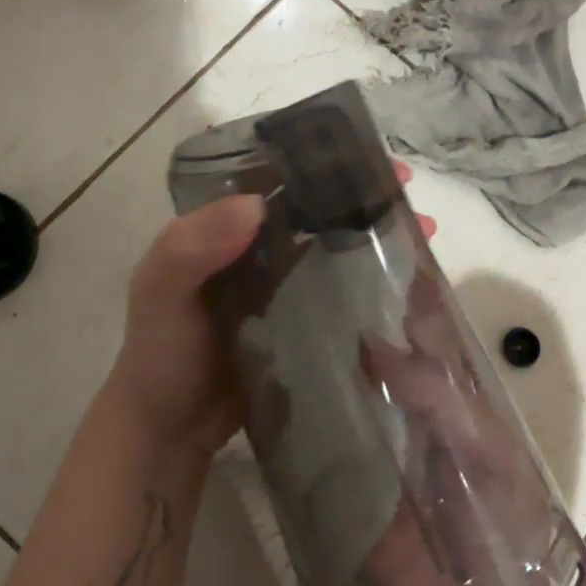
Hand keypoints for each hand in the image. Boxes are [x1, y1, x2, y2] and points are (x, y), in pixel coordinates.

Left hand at [107, 161, 433, 456]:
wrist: (170, 430)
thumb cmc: (161, 352)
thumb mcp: (160, 291)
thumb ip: (190, 247)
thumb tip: (253, 206)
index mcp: (224, 225)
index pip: (275, 178)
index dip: (317, 161)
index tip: (362, 154)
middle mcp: (257, 247)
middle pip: (315, 208)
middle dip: (360, 194)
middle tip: (406, 191)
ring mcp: (284, 286)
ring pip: (335, 246)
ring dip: (375, 234)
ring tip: (425, 233)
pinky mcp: (304, 323)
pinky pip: (342, 292)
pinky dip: (373, 282)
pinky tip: (408, 284)